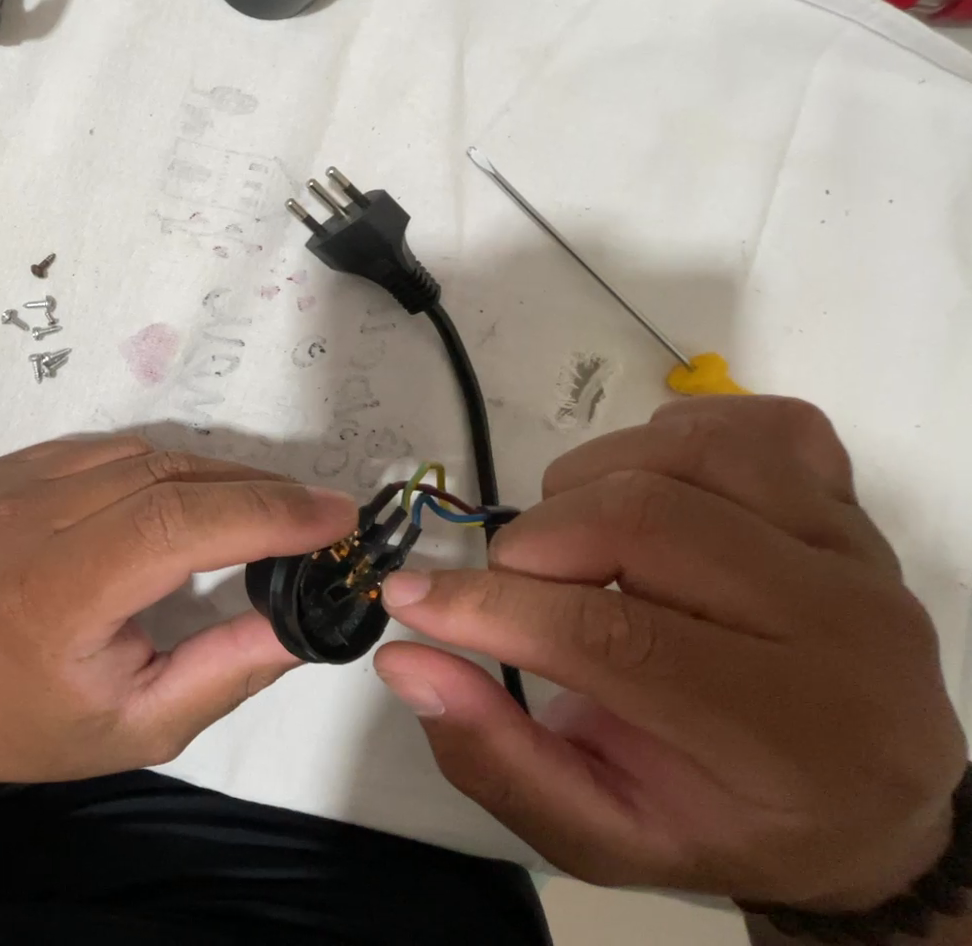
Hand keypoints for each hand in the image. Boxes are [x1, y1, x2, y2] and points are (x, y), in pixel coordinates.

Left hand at [0, 436, 354, 787]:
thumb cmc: (29, 723)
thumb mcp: (138, 726)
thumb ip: (226, 670)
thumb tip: (306, 620)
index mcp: (56, 593)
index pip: (174, 525)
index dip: (263, 511)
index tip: (334, 516)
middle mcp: (25, 520)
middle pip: (163, 476)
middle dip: (253, 489)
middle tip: (313, 514)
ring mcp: (5, 484)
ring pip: (136, 453)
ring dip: (208, 476)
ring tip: (254, 511)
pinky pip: (98, 451)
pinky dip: (152, 469)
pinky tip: (176, 503)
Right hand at [373, 396, 965, 910]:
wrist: (853, 803)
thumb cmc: (711, 822)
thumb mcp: (594, 836)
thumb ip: (493, 758)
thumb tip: (403, 659)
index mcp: (791, 736)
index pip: (612, 637)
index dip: (486, 608)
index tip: (405, 599)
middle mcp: (849, 629)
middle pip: (643, 518)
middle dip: (531, 544)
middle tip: (508, 587)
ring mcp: (857, 550)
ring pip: (682, 455)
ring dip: (582, 487)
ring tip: (568, 545)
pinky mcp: (848, 502)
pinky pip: (748, 424)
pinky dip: (662, 439)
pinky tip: (636, 493)